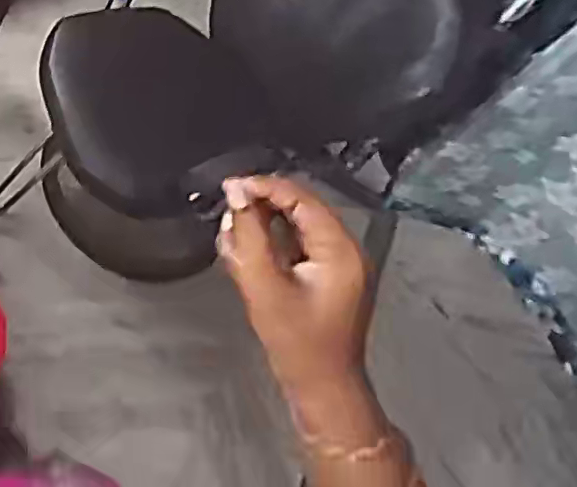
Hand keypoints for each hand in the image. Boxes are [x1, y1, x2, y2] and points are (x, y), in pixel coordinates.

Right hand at [216, 176, 370, 397]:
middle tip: (230, 203)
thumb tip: (236, 192)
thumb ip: (248, 233)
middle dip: (263, 201)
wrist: (321, 390)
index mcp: (340, 248)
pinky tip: (250, 243)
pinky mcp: (328, 272)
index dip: (264, 186)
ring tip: (236, 224)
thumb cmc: (295, 342)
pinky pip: (299, 238)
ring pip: (297, 220)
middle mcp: (346, 247)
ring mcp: (339, 260)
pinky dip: (273, 235)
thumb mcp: (263, 285)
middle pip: (300, 204)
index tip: (231, 186)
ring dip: (265, 218)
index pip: (300, 197)